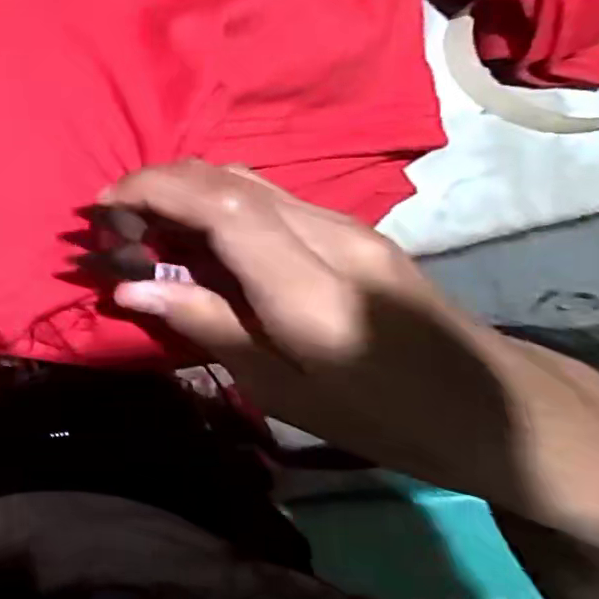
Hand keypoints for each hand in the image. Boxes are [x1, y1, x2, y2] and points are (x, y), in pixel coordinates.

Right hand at [101, 159, 598, 535]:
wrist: (497, 407)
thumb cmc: (387, 420)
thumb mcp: (285, 392)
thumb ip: (208, 325)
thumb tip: (130, 286)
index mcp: (313, 291)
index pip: (222, 206)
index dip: (152, 191)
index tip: (101, 209)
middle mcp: (329, 236)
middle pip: (226, 179)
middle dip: (155, 184)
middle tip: (111, 223)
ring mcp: (343, 223)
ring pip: (243, 179)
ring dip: (181, 188)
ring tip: (142, 227)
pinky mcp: (347, 224)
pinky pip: (264, 196)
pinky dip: (212, 201)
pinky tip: (195, 235)